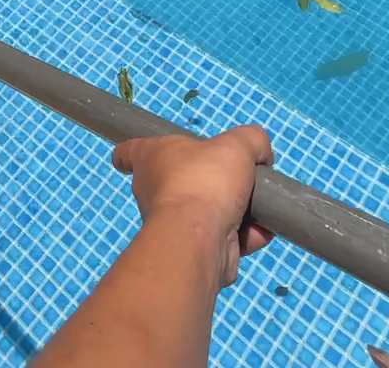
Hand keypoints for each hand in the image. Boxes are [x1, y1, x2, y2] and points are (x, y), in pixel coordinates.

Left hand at [111, 125, 275, 288]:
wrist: (200, 236)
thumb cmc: (205, 179)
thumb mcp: (236, 146)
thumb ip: (251, 140)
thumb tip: (260, 152)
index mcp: (149, 156)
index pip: (128, 151)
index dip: (131, 152)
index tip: (138, 155)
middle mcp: (151, 188)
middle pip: (177, 182)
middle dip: (210, 184)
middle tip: (235, 182)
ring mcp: (169, 221)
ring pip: (205, 212)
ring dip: (236, 213)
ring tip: (256, 210)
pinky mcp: (191, 248)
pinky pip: (220, 238)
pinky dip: (242, 237)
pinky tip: (257, 233)